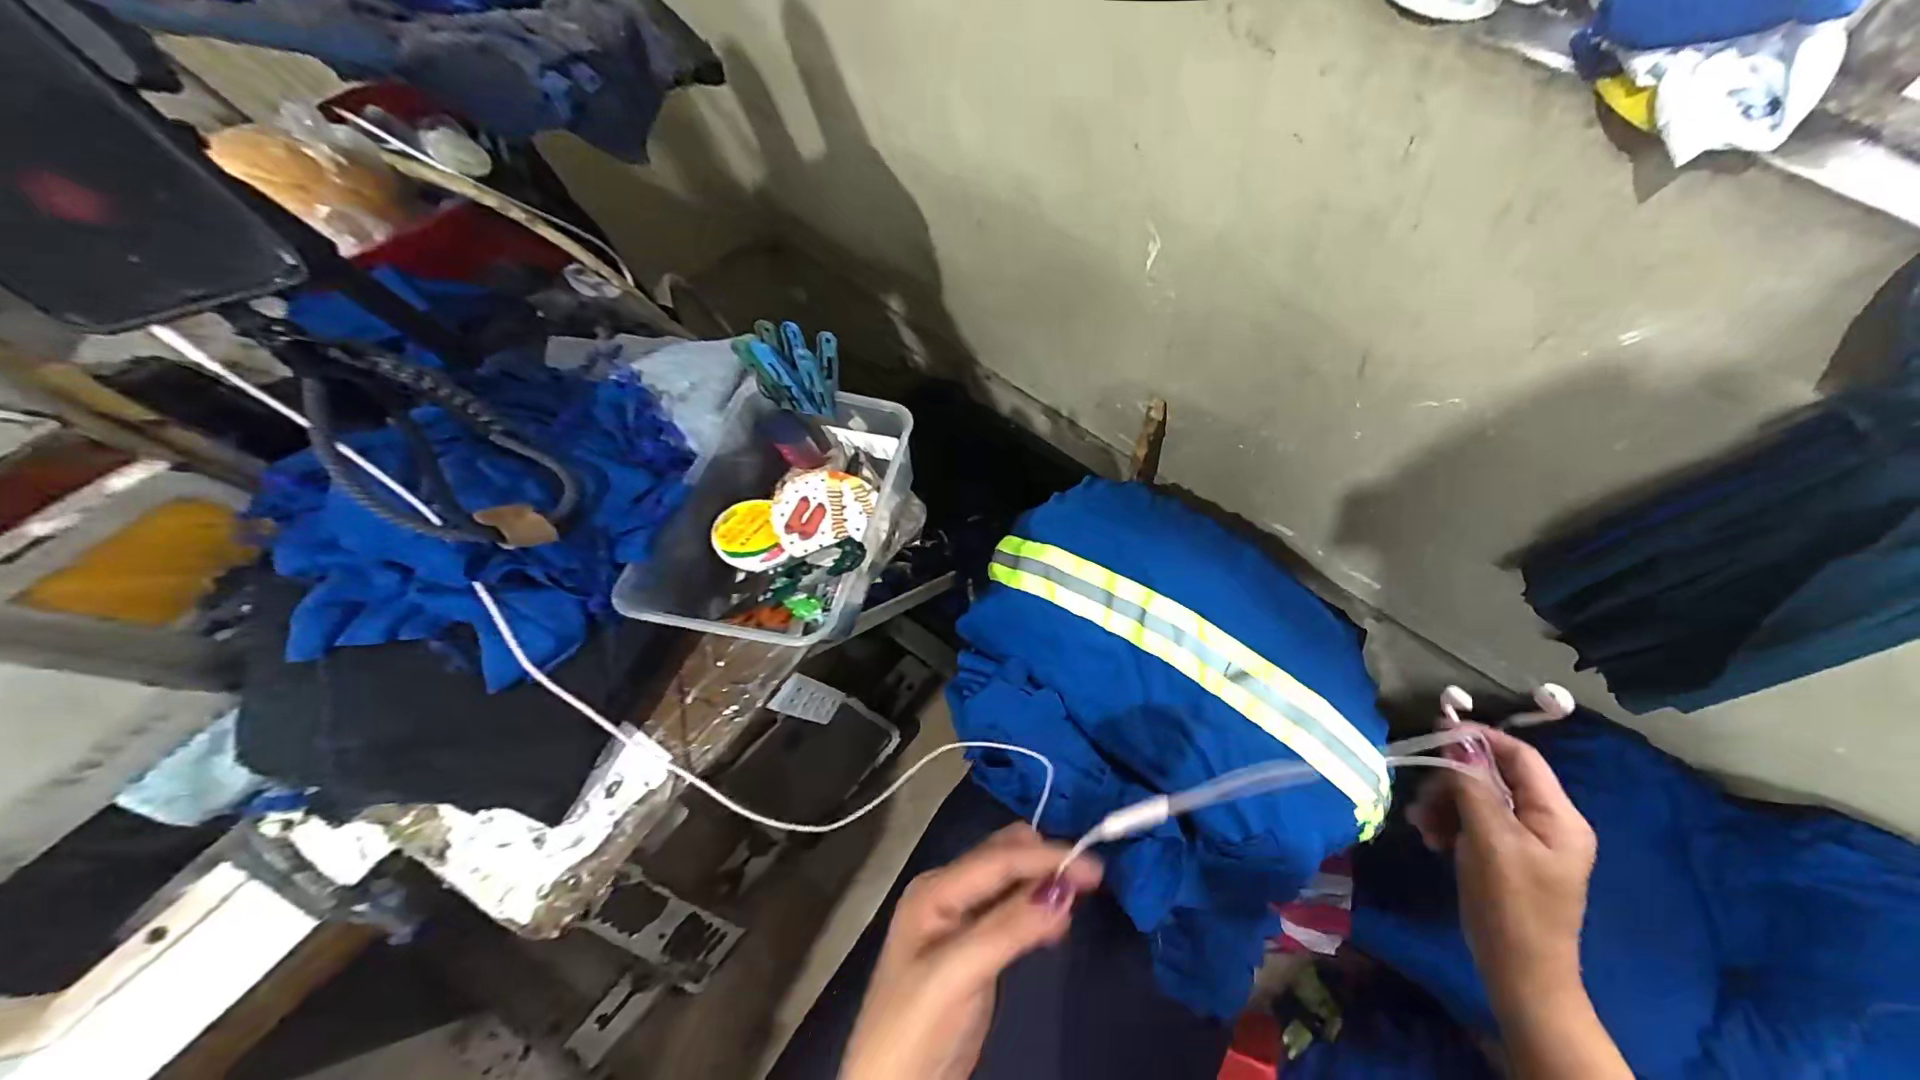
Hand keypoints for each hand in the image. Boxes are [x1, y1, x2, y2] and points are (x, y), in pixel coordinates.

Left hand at [839, 823, 1102, 1079]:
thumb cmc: (914, 1026)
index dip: (1046, 858)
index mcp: (934, 889)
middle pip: (1002, 858)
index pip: (998, 859)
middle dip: (1044, 861)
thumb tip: (1064, 891)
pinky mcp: (974, 948)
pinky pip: (1011, 910)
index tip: (1095, 867)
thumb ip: (1008, 928)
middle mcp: (946, 893)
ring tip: (1082, 895)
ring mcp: (959, 920)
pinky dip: (1036, 907)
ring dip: (1043, 882)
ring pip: (1009, 881)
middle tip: (1089, 880)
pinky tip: (1056, 921)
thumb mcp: (958, 975)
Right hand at [1407, 724, 1595, 1013]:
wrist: (1520, 972)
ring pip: (1476, 797)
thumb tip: (1457, 740)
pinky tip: (1432, 838)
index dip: (1479, 739)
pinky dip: (1448, 823)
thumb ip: (1473, 786)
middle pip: (1493, 776)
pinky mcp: (1506, 854)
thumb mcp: (1489, 839)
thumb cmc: (1510, 904)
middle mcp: (1547, 821)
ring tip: (1423, 826)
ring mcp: (1527, 839)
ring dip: (1444, 804)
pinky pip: (1473, 821)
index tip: (1435, 732)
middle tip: (1421, 800)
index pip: (1521, 756)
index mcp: (1558, 815)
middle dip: (1451, 781)